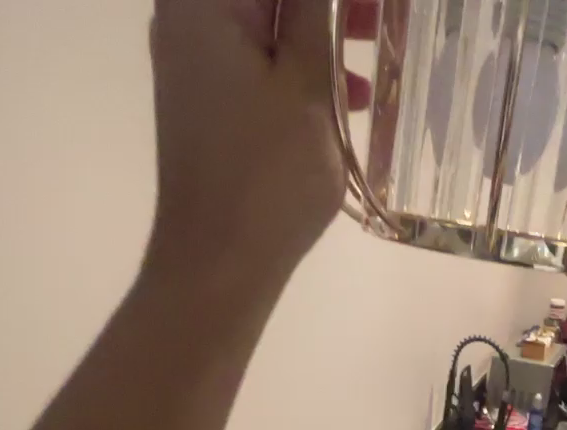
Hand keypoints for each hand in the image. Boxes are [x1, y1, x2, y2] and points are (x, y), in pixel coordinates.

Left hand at [147, 0, 378, 283]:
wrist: (217, 265)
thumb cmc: (266, 177)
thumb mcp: (306, 87)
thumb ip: (318, 13)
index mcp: (206, 0)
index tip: (367, 9)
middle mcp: (188, 18)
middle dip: (327, 6)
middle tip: (378, 19)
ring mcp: (196, 65)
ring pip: (266, 25)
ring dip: (319, 33)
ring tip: (374, 56)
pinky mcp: (209, 105)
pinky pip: (259, 64)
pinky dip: (300, 69)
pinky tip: (346, 97)